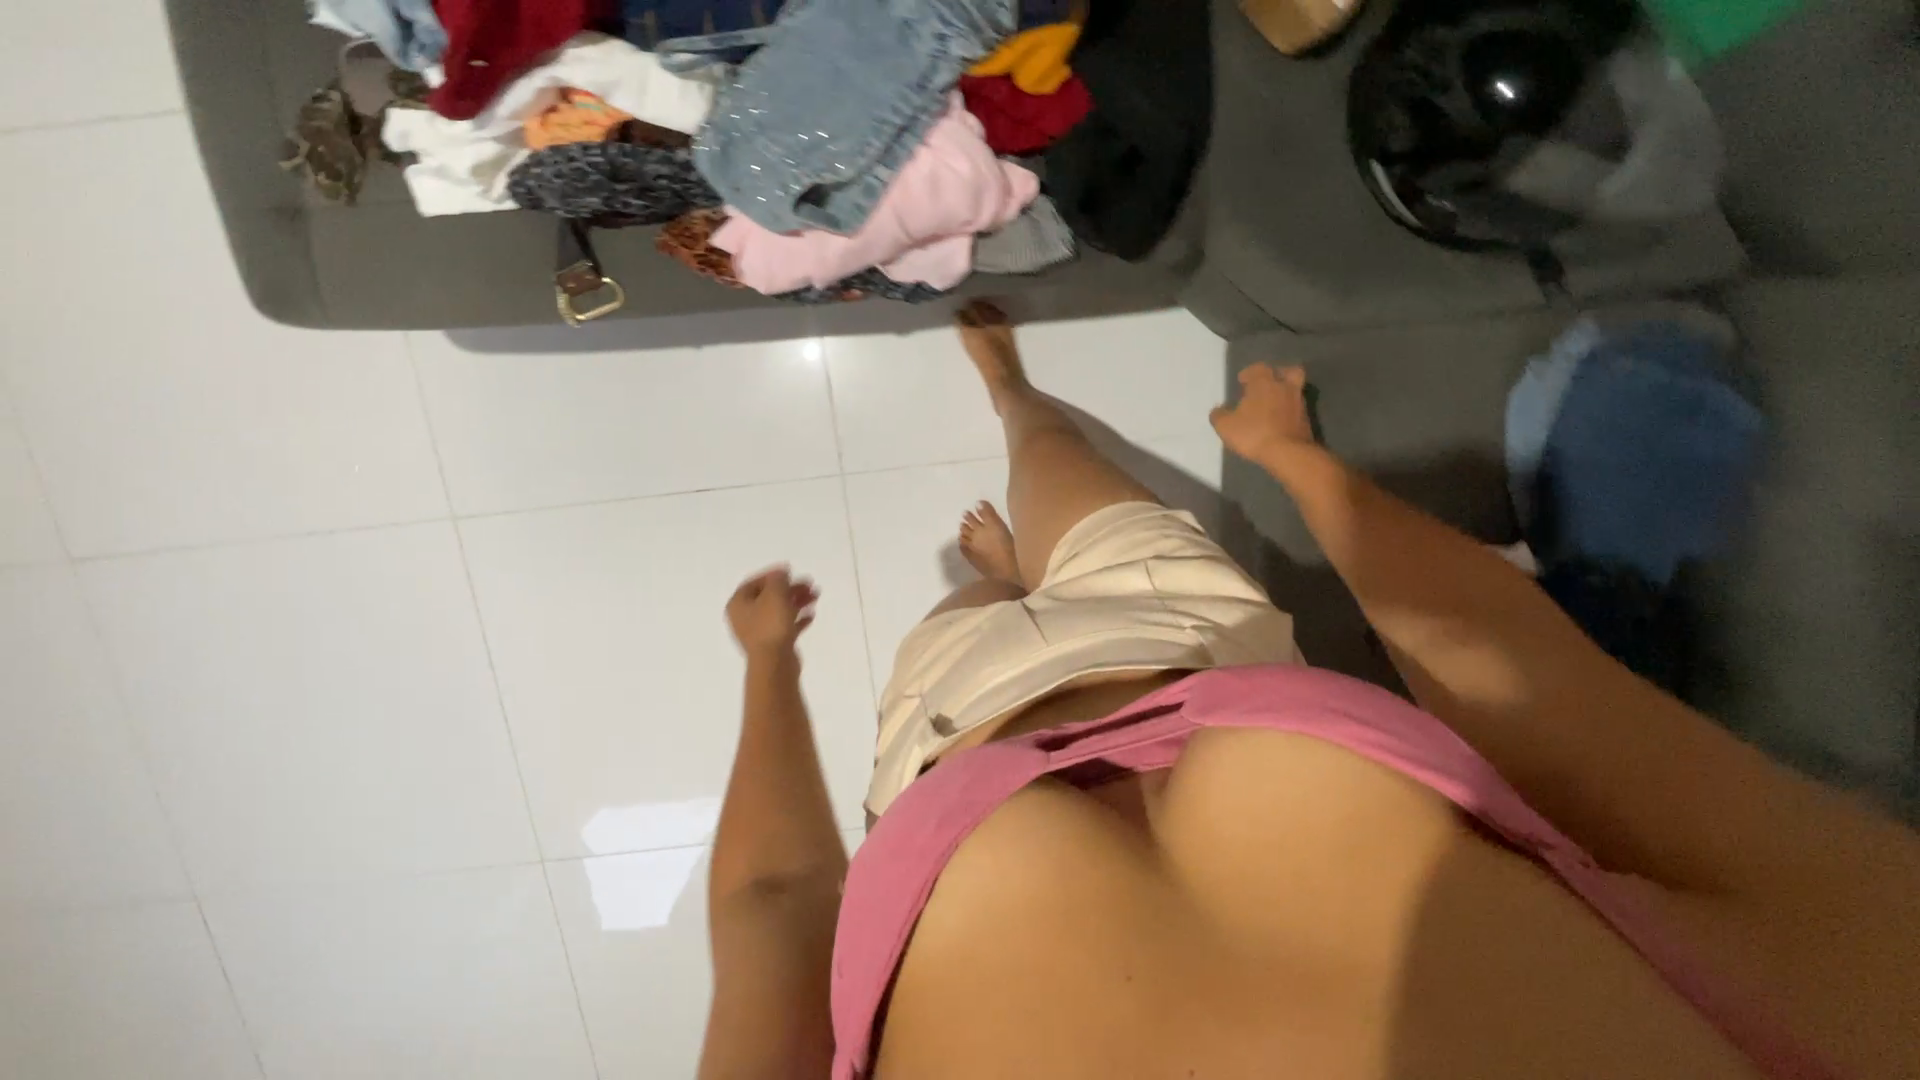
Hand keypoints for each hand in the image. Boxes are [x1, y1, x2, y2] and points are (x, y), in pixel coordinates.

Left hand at [726, 567, 817, 658]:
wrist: (774, 663)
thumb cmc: (770, 625)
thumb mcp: (775, 594)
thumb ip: (778, 579)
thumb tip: (781, 572)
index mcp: (738, 604)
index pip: (754, 582)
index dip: (773, 574)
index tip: (791, 571)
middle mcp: (744, 617)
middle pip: (769, 596)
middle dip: (790, 589)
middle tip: (810, 584)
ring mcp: (758, 632)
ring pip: (779, 611)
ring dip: (797, 602)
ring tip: (815, 598)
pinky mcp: (772, 645)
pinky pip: (785, 627)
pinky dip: (797, 619)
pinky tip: (811, 616)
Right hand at [1210, 364, 1316, 464]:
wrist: (1288, 452)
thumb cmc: (1254, 433)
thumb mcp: (1226, 427)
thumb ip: (1219, 415)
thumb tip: (1217, 410)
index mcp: (1264, 383)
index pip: (1259, 368)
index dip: (1250, 372)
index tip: (1242, 380)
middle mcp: (1284, 387)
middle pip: (1287, 371)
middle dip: (1277, 374)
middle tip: (1267, 384)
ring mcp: (1299, 403)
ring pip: (1294, 389)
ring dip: (1284, 393)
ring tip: (1272, 405)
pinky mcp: (1307, 419)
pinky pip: (1296, 408)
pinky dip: (1288, 410)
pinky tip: (1279, 420)